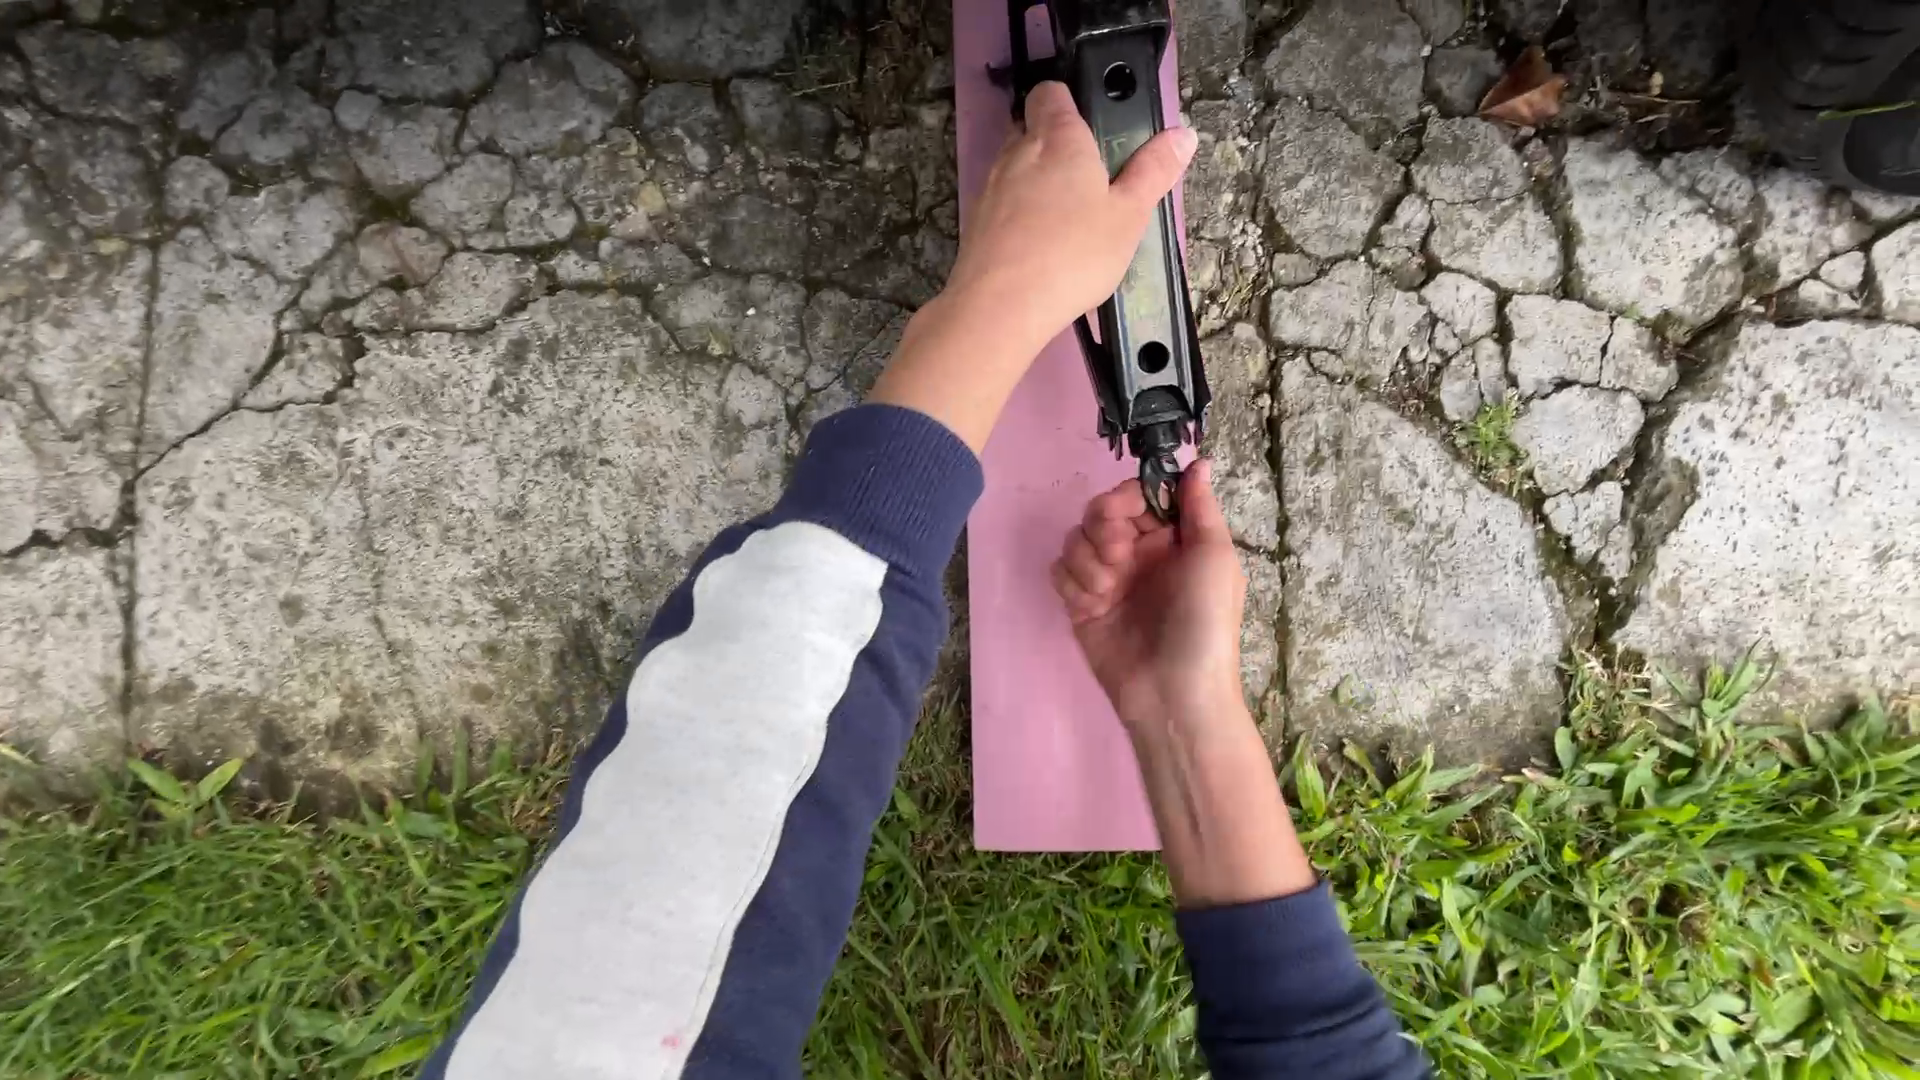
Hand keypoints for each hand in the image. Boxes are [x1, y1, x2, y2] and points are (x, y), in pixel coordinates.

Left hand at [940, 81, 1197, 355]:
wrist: (1000, 308)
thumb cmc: (1072, 257)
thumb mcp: (1129, 216)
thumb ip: (1153, 172)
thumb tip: (1183, 135)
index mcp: (1058, 137)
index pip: (1051, 93)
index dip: (1067, 101)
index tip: (1088, 125)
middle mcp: (1017, 153)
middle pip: (1030, 130)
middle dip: (1052, 146)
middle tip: (1082, 181)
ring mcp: (989, 189)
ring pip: (1012, 170)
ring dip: (1033, 185)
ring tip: (1060, 220)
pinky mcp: (973, 226)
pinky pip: (998, 209)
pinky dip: (1015, 219)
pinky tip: (1034, 249)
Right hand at [1051, 460, 1246, 730]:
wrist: (1172, 692)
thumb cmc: (1204, 623)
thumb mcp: (1214, 559)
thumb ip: (1200, 507)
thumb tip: (1200, 461)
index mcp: (1171, 539)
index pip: (1138, 495)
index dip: (1127, 497)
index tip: (1130, 512)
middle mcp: (1137, 553)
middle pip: (1099, 511)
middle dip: (1102, 526)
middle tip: (1117, 554)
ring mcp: (1106, 578)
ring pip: (1075, 538)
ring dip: (1088, 560)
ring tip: (1109, 591)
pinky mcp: (1080, 603)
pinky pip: (1059, 570)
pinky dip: (1072, 583)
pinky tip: (1092, 606)